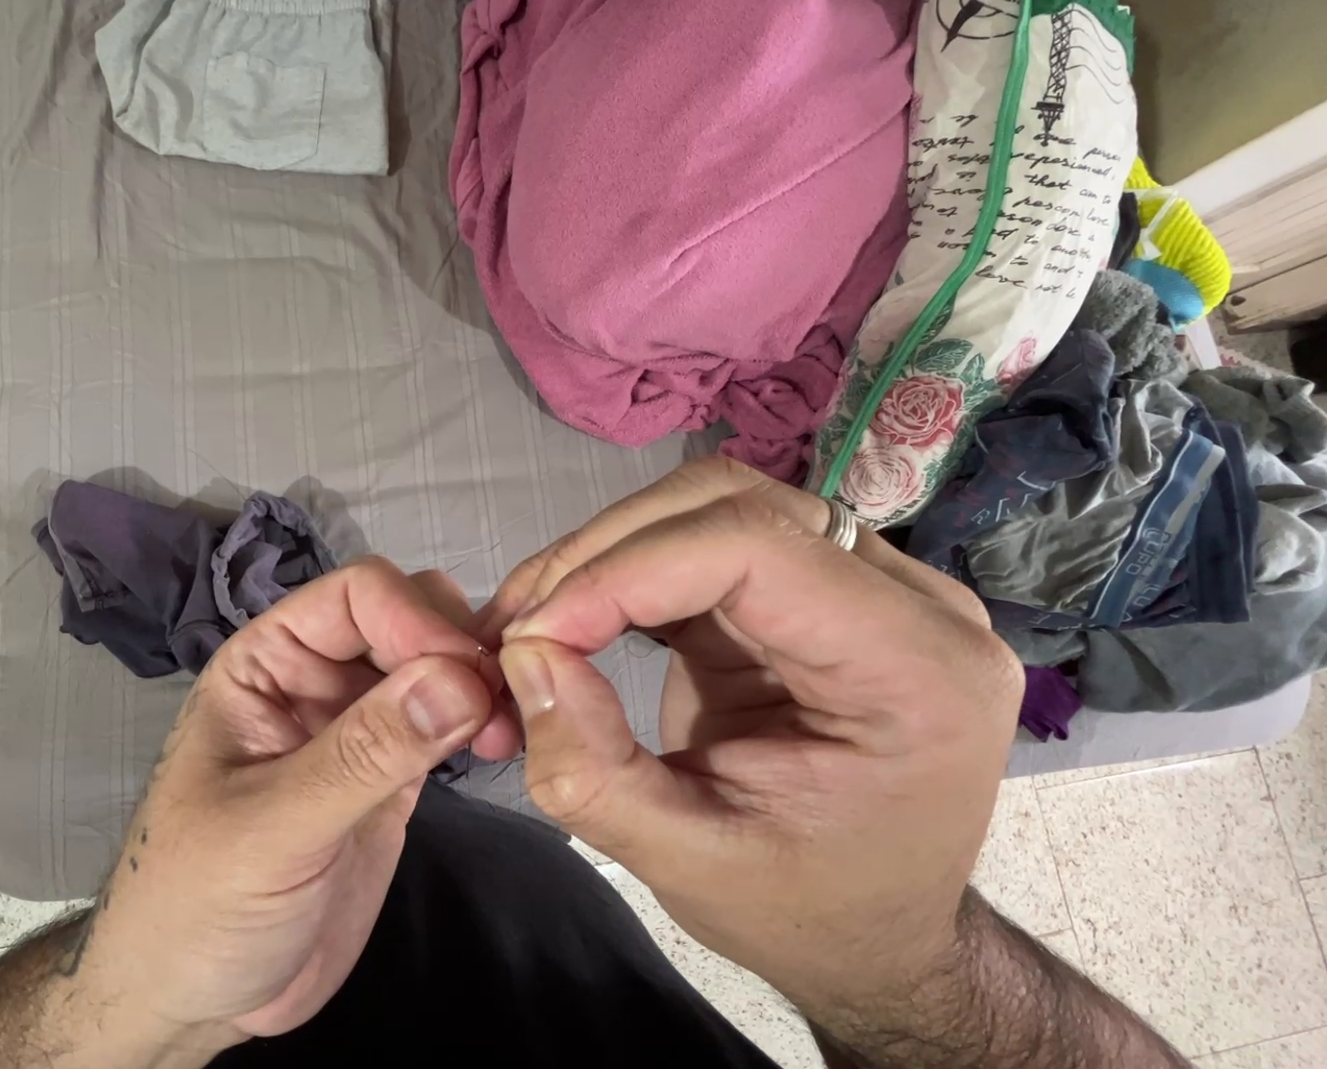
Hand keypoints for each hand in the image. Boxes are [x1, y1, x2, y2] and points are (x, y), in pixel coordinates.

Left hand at [67, 557, 498, 1058]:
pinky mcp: (391, 775)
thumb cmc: (197, 902)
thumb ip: (364, 753)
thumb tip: (459, 679)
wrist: (194, 994)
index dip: (415, 619)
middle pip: (403, 616)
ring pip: (432, 664)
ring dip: (478, 679)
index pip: (356, 596)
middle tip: (501, 699)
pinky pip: (445, 721)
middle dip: (456, 642)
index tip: (467, 674)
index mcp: (268, 662)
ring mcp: (357, 726)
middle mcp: (316, 678)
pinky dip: (479, 720)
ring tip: (510, 728)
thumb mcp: (272, 825)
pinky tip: (501, 744)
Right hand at [487, 456, 1023, 1025]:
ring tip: (532, 620)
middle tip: (518, 626)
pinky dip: (616, 569)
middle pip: (725, 502)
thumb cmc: (801, 912)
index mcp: (915, 670)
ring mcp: (851, 582)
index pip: (757, 546)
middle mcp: (902, 601)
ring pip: (702, 504)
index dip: (626, 572)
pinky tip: (570, 615)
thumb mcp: (685, 867)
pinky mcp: (794, 587)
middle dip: (600, 553)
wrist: (864, 930)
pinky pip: (692, 539)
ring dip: (600, 553)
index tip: (534, 637)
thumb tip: (525, 652)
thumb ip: (592, 771)